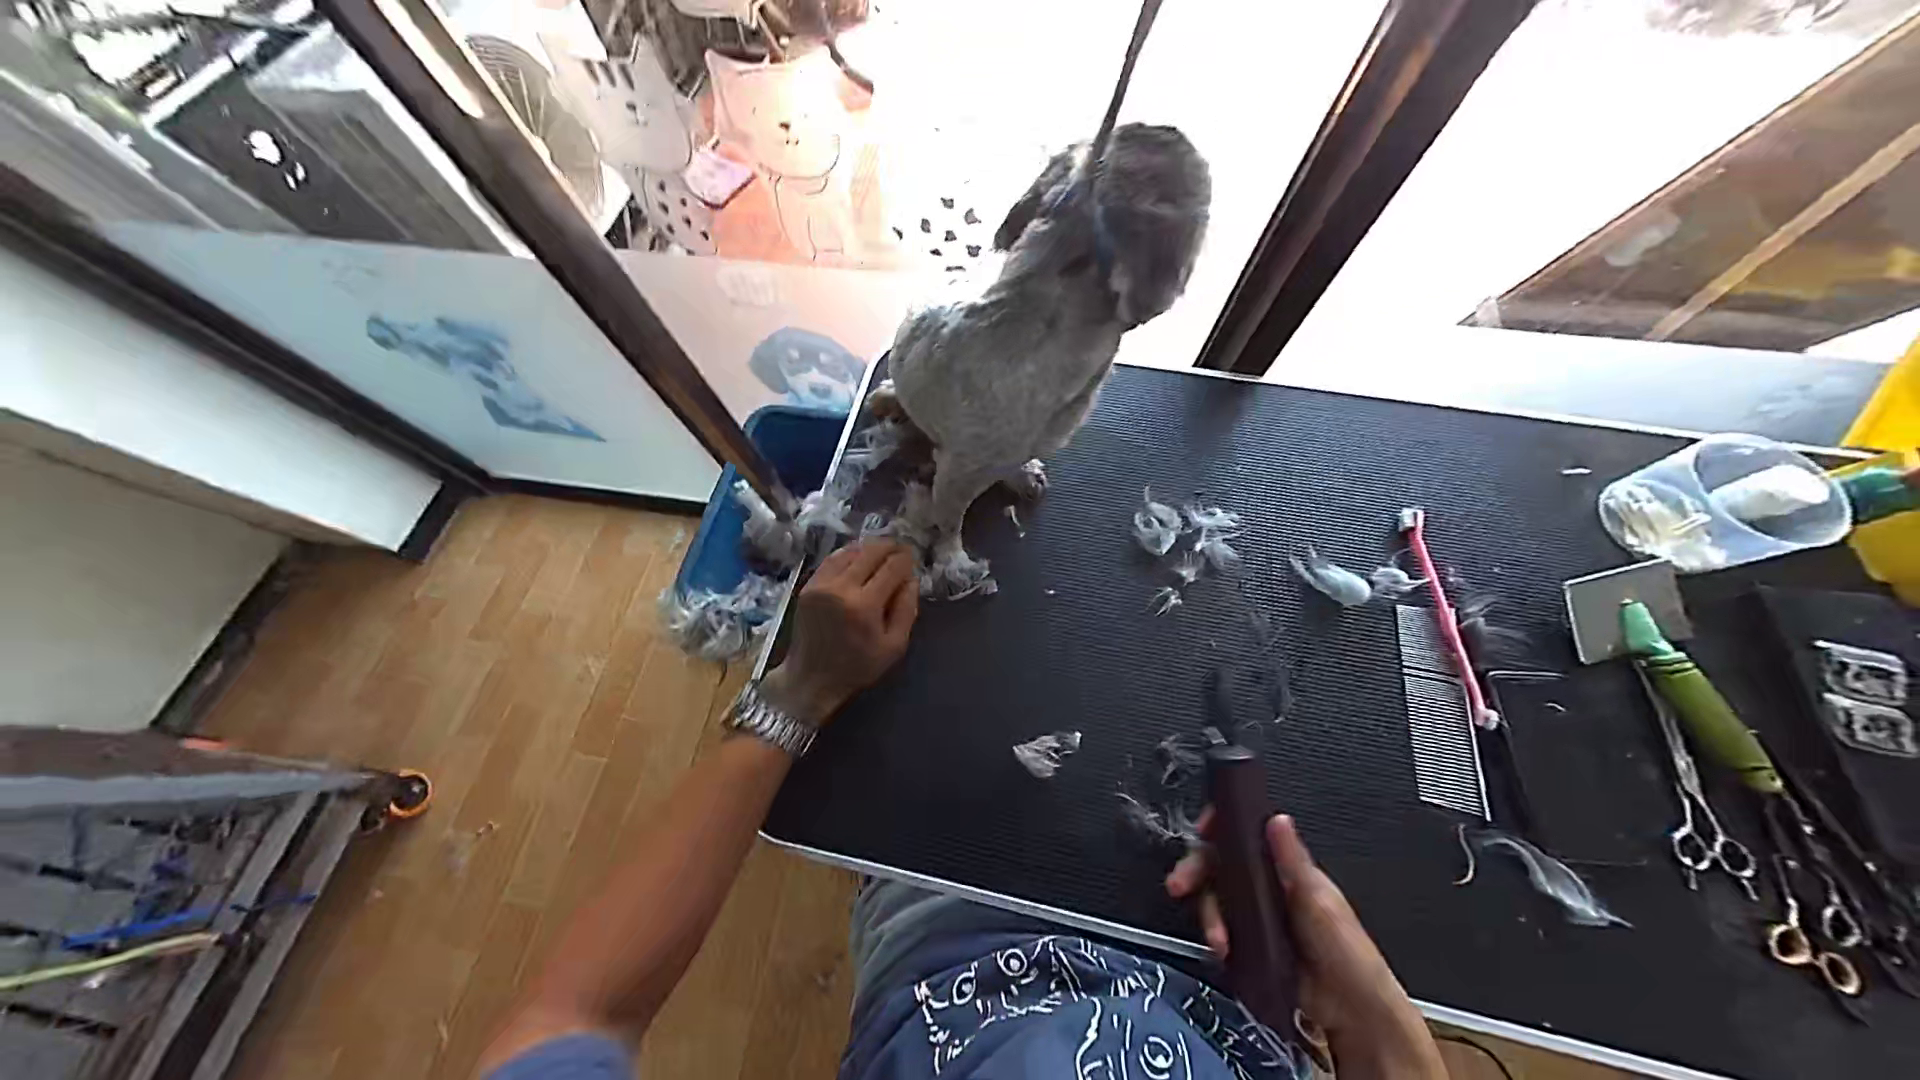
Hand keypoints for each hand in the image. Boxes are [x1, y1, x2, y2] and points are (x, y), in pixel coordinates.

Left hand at [761, 540, 918, 725]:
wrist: (811, 678)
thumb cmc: (858, 666)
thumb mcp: (894, 646)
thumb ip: (907, 609)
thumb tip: (911, 579)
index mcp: (865, 605)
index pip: (892, 567)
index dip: (906, 559)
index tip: (913, 559)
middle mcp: (841, 588)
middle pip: (871, 552)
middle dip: (890, 547)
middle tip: (900, 550)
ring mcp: (821, 584)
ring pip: (850, 551)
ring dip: (869, 548)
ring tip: (882, 552)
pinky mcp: (808, 586)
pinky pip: (832, 560)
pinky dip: (849, 554)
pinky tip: (859, 558)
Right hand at [1167, 813, 1443, 1079]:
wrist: (1353, 1015)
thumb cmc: (1347, 953)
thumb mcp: (1319, 898)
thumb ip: (1293, 858)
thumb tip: (1278, 818)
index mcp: (1283, 868)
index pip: (1243, 836)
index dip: (1218, 828)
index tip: (1203, 829)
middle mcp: (1266, 887)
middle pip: (1217, 865)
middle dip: (1194, 870)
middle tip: (1180, 882)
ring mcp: (1256, 915)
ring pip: (1215, 898)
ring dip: (1208, 914)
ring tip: (1217, 937)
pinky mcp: (1248, 943)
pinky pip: (1221, 929)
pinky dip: (1215, 935)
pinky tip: (1222, 948)